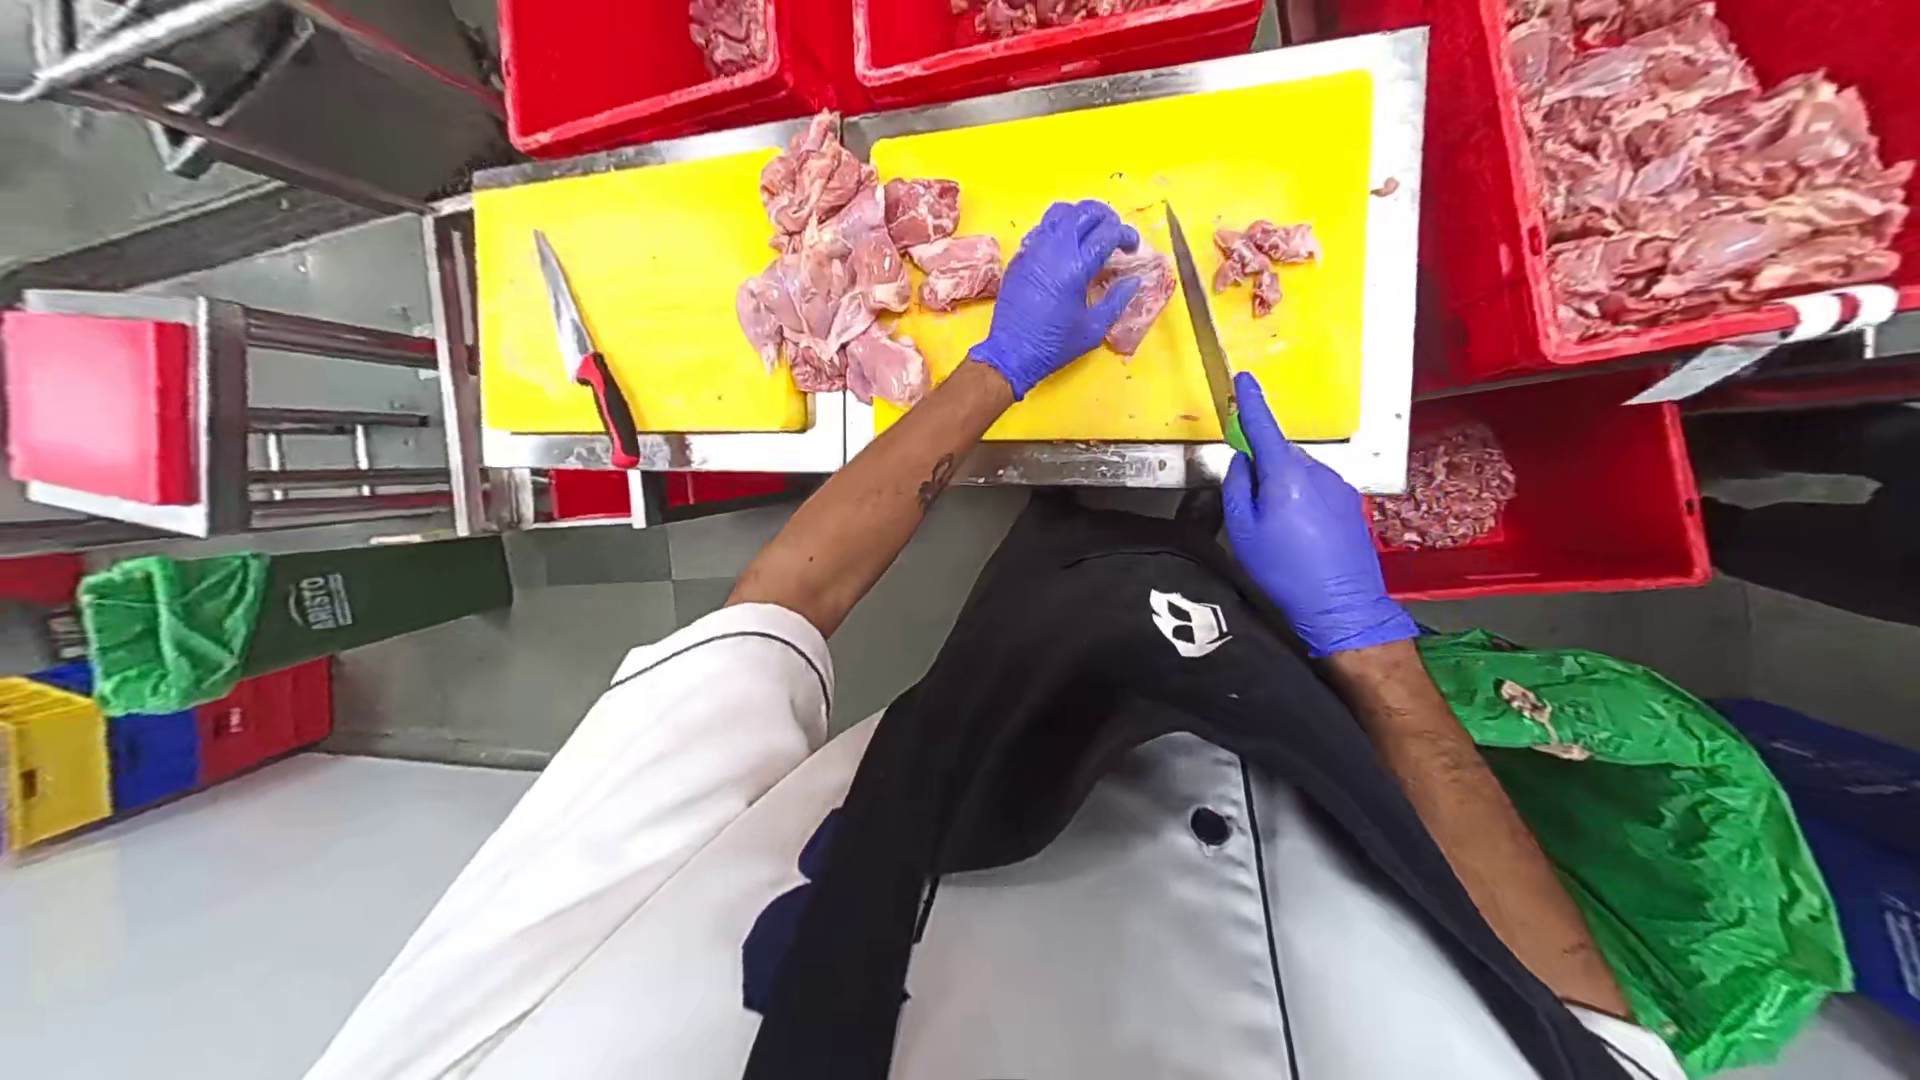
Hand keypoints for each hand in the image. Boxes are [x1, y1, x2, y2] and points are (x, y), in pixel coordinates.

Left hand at [970, 200, 1140, 398]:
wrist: (1011, 354)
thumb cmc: (1054, 345)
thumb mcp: (1094, 329)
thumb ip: (1117, 300)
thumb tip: (1132, 280)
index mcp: (1076, 266)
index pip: (1108, 231)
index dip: (1126, 234)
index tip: (1132, 248)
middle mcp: (1053, 249)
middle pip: (1084, 211)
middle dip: (1106, 217)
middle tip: (1114, 234)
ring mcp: (1032, 250)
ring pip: (1059, 213)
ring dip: (1080, 217)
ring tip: (1089, 234)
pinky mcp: (1018, 258)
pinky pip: (1040, 229)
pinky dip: (1058, 229)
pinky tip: (1064, 248)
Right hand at [1222, 372, 1417, 657]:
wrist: (1341, 603)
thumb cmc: (1283, 568)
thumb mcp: (1242, 529)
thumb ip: (1237, 487)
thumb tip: (1243, 461)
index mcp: (1286, 474)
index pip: (1264, 428)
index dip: (1251, 403)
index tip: (1244, 379)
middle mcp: (1318, 471)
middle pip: (1280, 455)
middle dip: (1262, 470)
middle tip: (1250, 511)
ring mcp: (1339, 486)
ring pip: (1298, 474)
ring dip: (1282, 489)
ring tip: (1276, 531)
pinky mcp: (1351, 503)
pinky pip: (1316, 489)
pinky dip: (1300, 501)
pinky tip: (1298, 535)